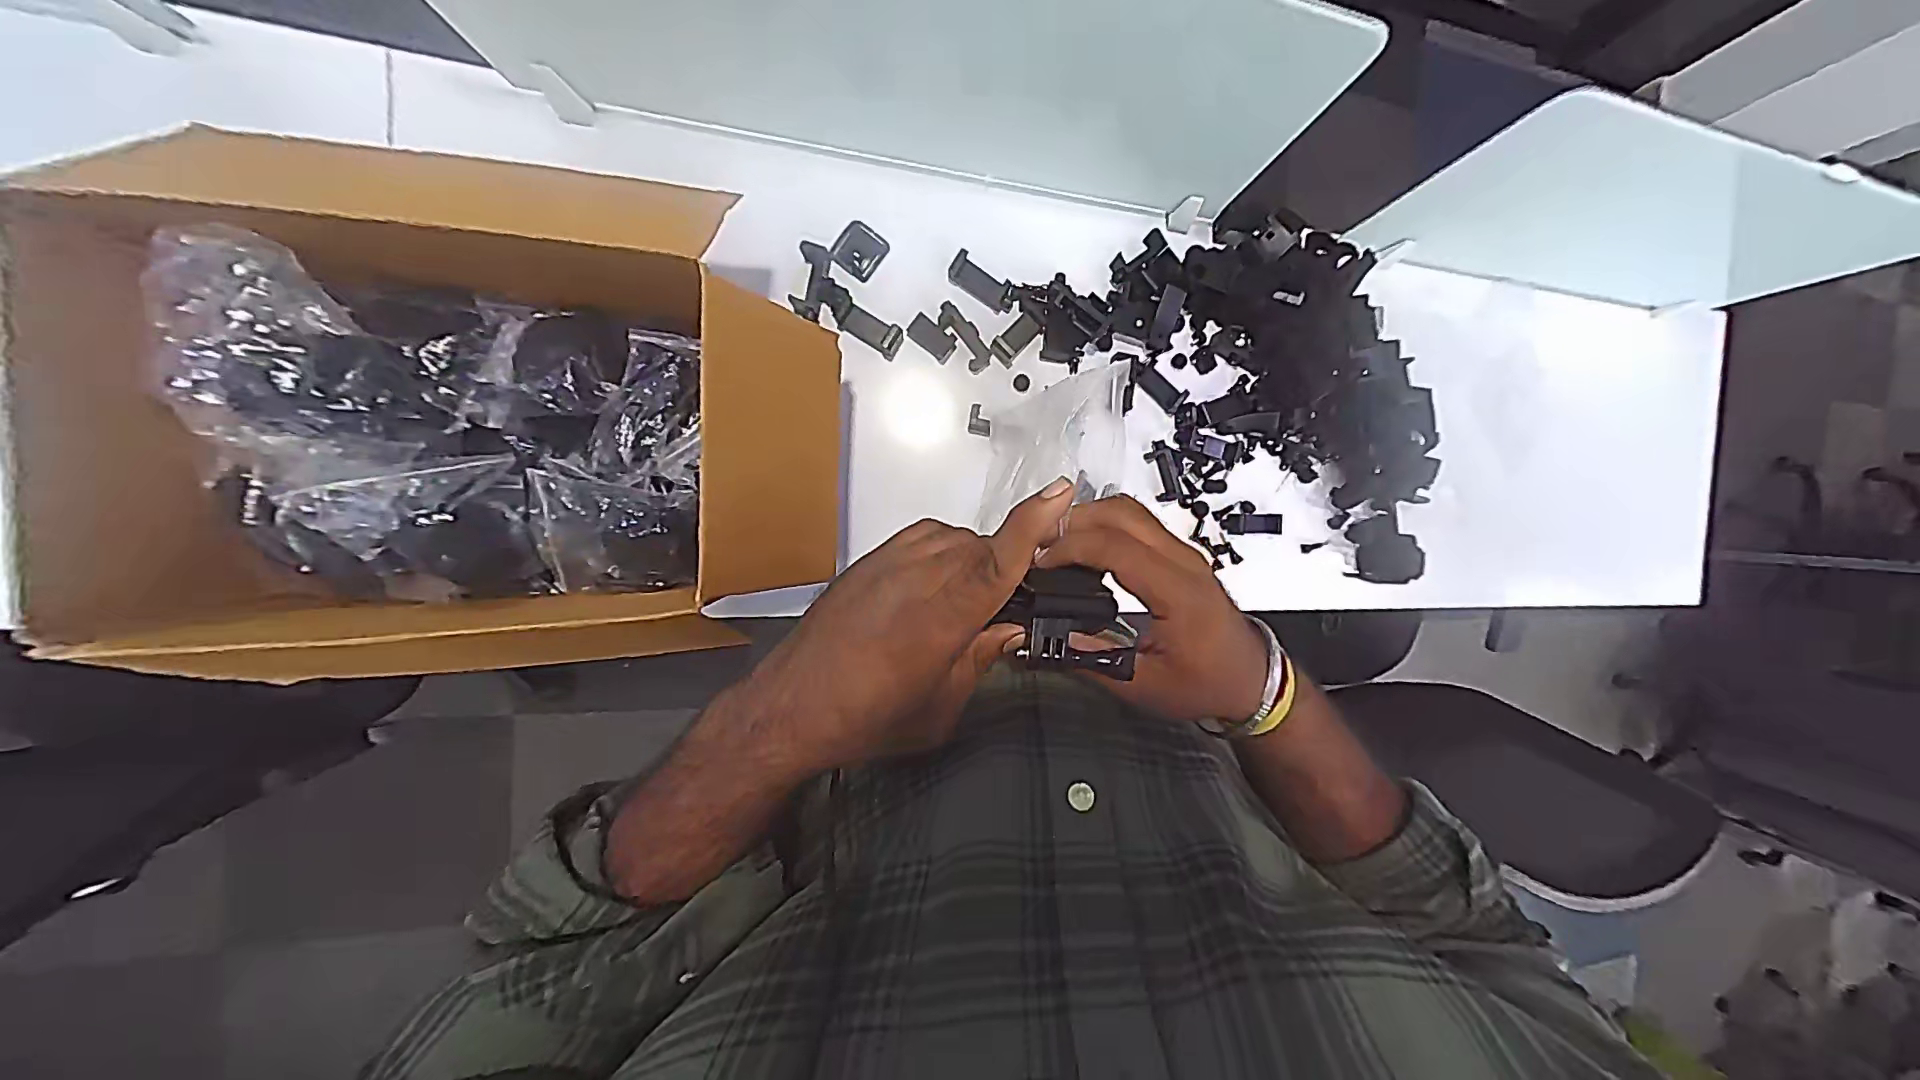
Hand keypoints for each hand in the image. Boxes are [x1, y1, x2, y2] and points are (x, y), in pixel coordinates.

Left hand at [739, 477, 1076, 773]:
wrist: (793, 706)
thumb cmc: (858, 715)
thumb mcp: (940, 707)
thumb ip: (982, 659)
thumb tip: (1008, 632)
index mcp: (941, 620)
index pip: (999, 558)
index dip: (1034, 522)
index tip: (1059, 494)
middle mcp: (915, 581)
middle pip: (985, 550)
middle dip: (1005, 570)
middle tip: (996, 612)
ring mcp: (890, 564)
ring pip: (957, 540)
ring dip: (972, 562)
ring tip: (957, 604)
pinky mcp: (872, 560)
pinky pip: (925, 537)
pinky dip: (942, 552)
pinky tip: (934, 583)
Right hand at [1034, 495, 1267, 723]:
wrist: (1251, 679)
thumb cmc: (1211, 682)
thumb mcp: (1147, 685)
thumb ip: (1098, 660)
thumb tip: (1058, 639)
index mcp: (1179, 594)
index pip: (1116, 547)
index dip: (1070, 548)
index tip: (1042, 562)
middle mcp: (1184, 563)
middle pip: (1121, 512)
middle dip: (1072, 521)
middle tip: (1040, 544)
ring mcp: (1184, 554)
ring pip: (1129, 510)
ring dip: (1087, 518)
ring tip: (1055, 544)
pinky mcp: (1178, 555)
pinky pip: (1137, 523)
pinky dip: (1103, 526)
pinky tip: (1082, 547)